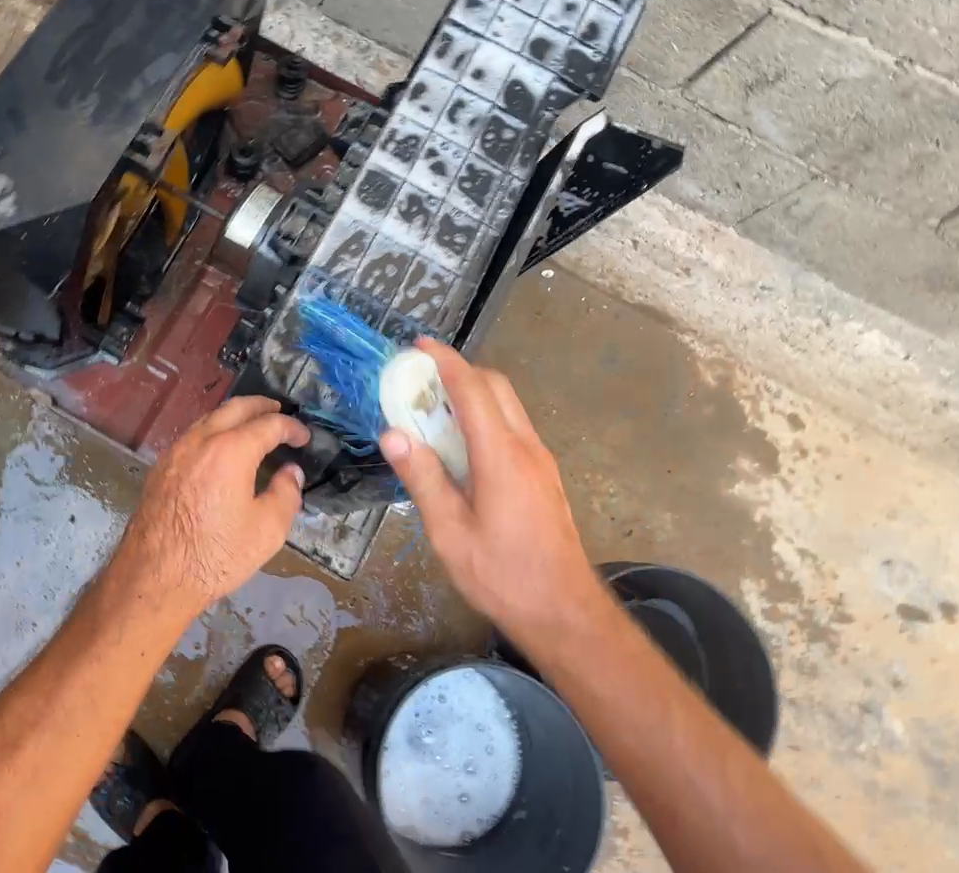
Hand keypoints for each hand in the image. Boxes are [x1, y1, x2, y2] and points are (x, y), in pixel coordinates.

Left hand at [115, 397, 310, 612]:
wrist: (155, 577)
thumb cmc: (215, 556)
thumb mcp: (267, 530)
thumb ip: (285, 493)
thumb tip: (289, 472)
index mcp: (230, 451)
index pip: (268, 425)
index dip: (291, 427)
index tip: (304, 437)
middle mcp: (200, 441)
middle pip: (234, 408)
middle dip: (261, 406)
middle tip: (279, 412)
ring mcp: (175, 452)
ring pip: (209, 419)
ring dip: (234, 417)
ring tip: (252, 428)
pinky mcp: (161, 468)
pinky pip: (192, 437)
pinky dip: (213, 432)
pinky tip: (221, 451)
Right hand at [381, 339, 600, 638]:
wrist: (565, 612)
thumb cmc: (502, 575)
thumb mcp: (449, 532)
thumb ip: (423, 479)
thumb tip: (393, 434)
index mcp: (501, 456)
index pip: (473, 390)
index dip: (445, 361)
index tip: (419, 345)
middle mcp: (526, 448)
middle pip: (496, 388)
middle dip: (458, 372)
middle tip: (419, 380)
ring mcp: (540, 461)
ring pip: (507, 407)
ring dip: (472, 396)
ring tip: (432, 412)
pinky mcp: (544, 477)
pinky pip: (512, 429)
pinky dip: (484, 419)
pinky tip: (459, 448)